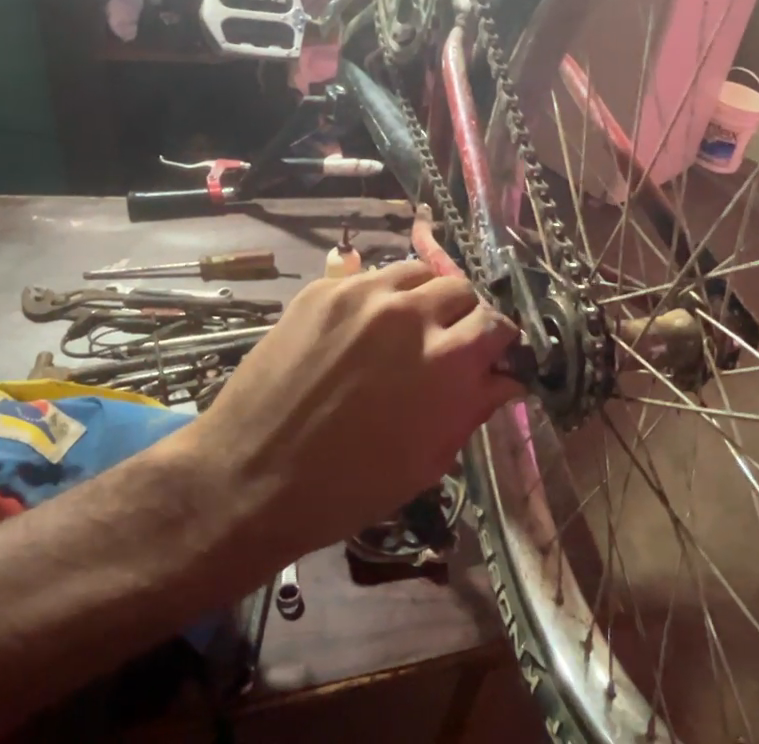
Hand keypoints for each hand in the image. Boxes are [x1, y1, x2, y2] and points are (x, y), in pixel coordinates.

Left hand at [196, 258, 520, 563]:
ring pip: (416, 272)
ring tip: (407, 328)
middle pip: (461, 289)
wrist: (252, 478)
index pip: (496, 322)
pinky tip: (361, 331)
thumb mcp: (431, 457)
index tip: (488, 356)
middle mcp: (412, 313)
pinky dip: (378, 299)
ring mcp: (363, 295)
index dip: (497, 341)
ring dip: (422, 297)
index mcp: (448, 360)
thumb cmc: (352, 486)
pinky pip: (368, 277)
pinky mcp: (323, 289)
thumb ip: (474, 406)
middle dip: (462, 316)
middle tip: (445, 343)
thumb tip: (506, 377)